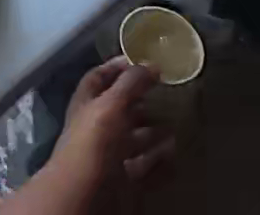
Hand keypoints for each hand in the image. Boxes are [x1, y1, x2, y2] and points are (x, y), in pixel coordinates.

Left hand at [52, 58, 173, 191]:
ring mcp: (109, 156)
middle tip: (165, 93)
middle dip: (141, 101)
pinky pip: (145, 167)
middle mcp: (96, 128)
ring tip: (175, 123)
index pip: (99, 78)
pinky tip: (175, 153)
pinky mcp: (123, 182)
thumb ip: (131, 84)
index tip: (141, 61)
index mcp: (86, 104)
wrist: (84, 199)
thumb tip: (152, 63)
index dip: (117, 67)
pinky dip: (160, 160)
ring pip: (134, 139)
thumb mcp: (111, 105)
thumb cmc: (94, 142)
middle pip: (119, 109)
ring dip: (153, 131)